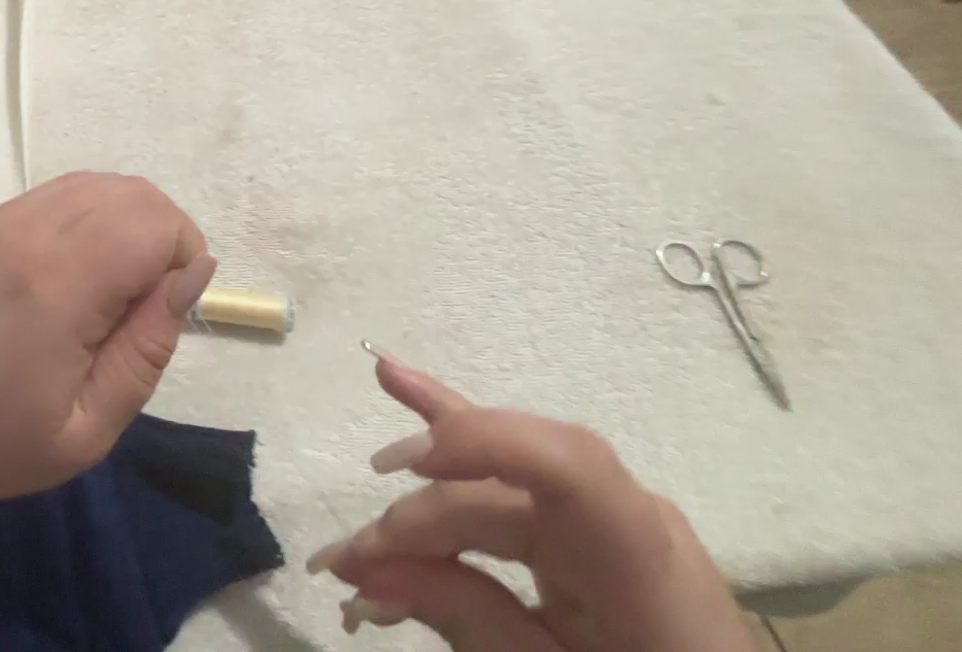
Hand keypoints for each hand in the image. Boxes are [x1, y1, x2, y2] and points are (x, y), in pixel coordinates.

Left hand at [0, 171, 214, 508]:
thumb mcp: (86, 428)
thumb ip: (147, 348)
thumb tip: (191, 275)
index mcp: (58, 283)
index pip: (156, 223)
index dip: (183, 263)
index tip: (159, 317)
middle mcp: (32, 231)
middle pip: (136, 194)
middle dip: (165, 240)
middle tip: (140, 309)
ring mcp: (5, 218)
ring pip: (103, 184)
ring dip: (130, 225)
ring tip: (111, 291)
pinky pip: (66, 191)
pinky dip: (95, 216)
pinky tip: (80, 271)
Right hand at [306, 353, 762, 651]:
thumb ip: (464, 616)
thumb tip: (364, 569)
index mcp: (638, 560)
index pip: (567, 466)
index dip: (479, 444)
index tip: (396, 473)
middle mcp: (620, 513)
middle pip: (496, 488)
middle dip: (415, 520)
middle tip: (352, 566)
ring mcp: (597, 505)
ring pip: (490, 467)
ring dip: (415, 485)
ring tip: (355, 506)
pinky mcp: (574, 514)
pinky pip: (506, 463)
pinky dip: (446, 422)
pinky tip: (394, 374)